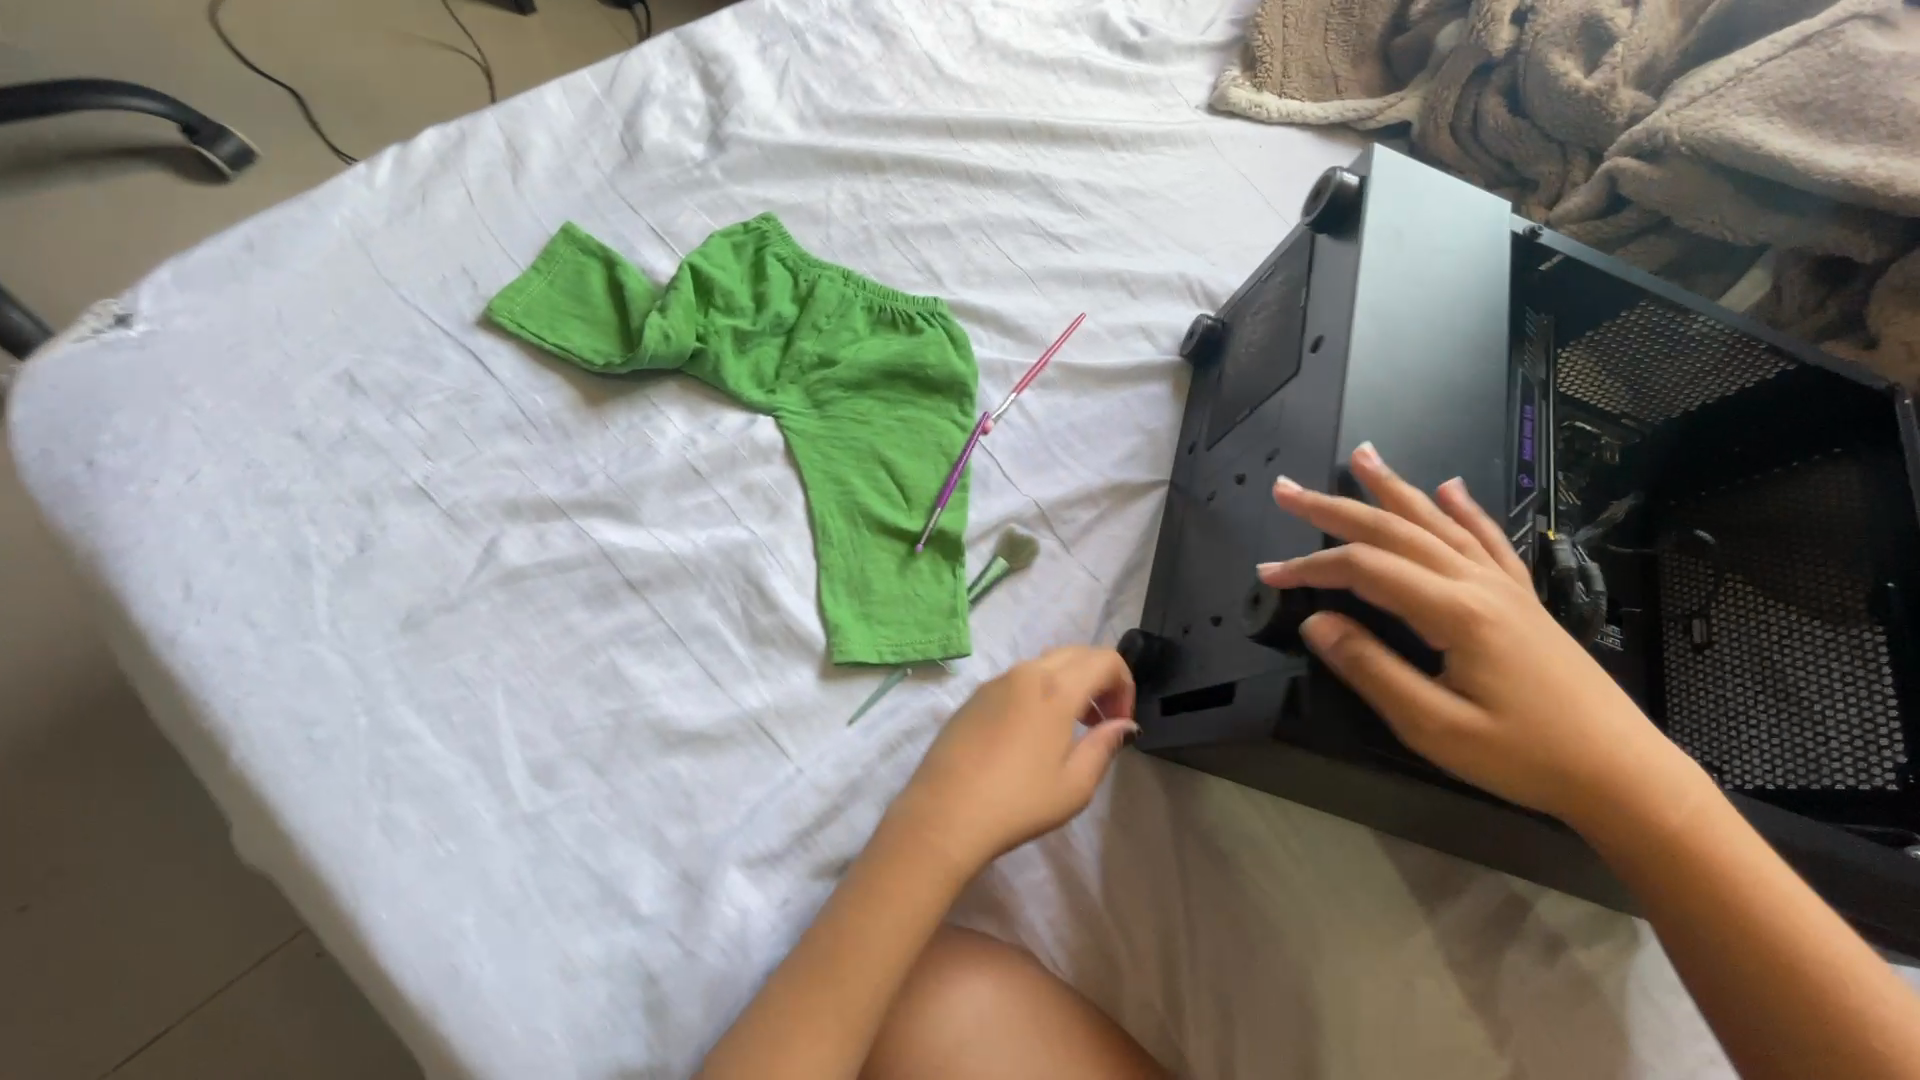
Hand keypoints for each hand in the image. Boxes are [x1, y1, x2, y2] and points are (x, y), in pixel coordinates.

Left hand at [884, 646, 1137, 874]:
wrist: (944, 814)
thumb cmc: (1018, 802)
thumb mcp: (1075, 785)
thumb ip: (1104, 746)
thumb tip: (1123, 725)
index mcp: (1056, 689)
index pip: (1105, 660)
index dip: (1125, 685)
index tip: (1120, 723)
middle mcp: (1025, 674)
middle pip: (1076, 654)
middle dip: (1099, 680)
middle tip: (1101, 722)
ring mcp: (994, 683)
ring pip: (1044, 664)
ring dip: (1069, 685)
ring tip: (1069, 730)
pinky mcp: (973, 698)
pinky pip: (1017, 681)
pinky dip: (1039, 693)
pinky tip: (1031, 736)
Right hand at [1259, 442, 1695, 825]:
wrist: (1622, 773)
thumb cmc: (1524, 756)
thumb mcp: (1434, 726)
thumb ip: (1370, 668)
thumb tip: (1315, 622)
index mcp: (1455, 612)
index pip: (1365, 569)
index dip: (1310, 567)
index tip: (1268, 574)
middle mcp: (1478, 584)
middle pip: (1395, 530)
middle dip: (1334, 508)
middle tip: (1287, 490)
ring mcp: (1505, 587)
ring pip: (1439, 522)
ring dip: (1394, 488)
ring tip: (1360, 456)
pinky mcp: (1523, 600)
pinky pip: (1488, 540)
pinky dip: (1465, 509)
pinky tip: (1451, 487)